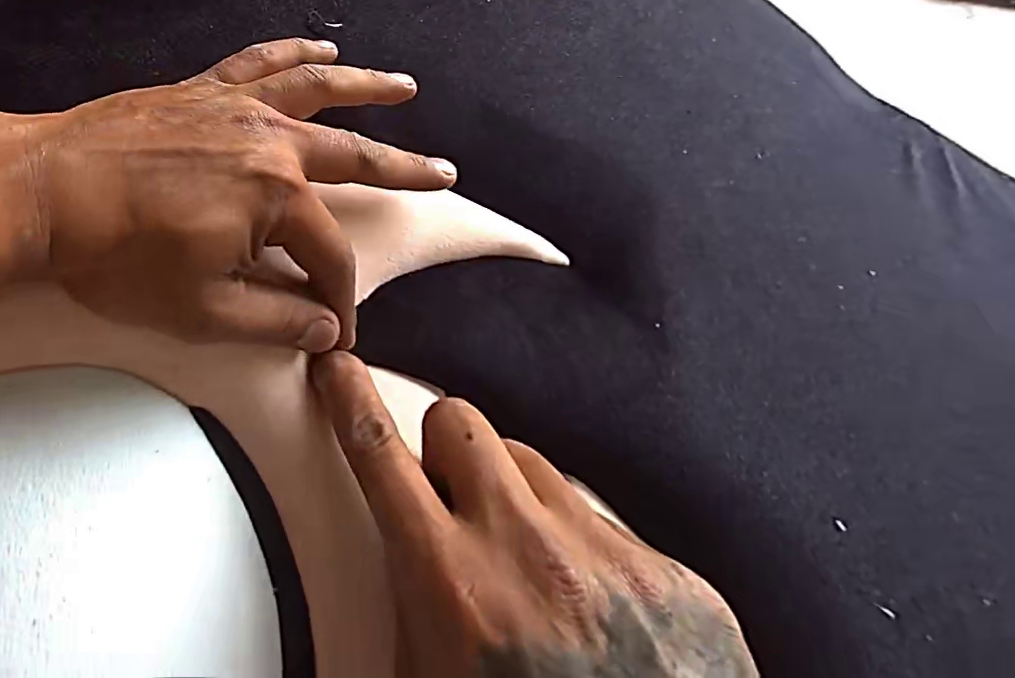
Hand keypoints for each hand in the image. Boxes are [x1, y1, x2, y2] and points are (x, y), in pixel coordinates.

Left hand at [26, 39, 455, 350]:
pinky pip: (257, 62)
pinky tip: (317, 47)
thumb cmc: (115, 255)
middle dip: (401, 171)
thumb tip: (325, 328)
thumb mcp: (199, 309)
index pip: (330, 254)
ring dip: (364, 89)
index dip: (339, 296)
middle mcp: (268, 141)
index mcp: (275, 196)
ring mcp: (232, 107)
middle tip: (443, 172)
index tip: (337, 325)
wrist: (44, 190)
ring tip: (402, 87)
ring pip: (315, 90)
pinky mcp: (197, 89)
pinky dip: (291, 52)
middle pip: (351, 157)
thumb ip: (271, 320)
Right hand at [311, 352, 758, 676]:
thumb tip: (366, 557)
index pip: (378, 450)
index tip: (336, 368)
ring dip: (512, 495)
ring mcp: (608, 560)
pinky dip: (582, 548)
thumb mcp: (425, 676)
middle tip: (449, 498)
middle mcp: (527, 555)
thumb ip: (396, 602)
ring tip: (526, 563)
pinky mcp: (678, 581)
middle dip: (442, 447)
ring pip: (529, 460)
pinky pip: (600, 519)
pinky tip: (594, 612)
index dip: (348, 396)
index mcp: (452, 586)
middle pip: (457, 421)